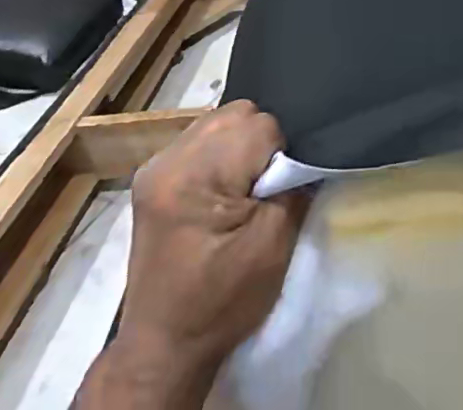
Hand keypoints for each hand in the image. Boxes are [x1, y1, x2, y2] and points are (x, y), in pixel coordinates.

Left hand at [78, 102, 308, 408]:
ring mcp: (156, 166)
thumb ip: (293, 183)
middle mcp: (168, 160)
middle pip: (238, 114)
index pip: (261, 125)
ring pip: (221, 120)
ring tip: (245, 188)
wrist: (165, 347)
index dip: (283, 152)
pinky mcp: (154, 176)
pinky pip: (203, 138)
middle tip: (266, 186)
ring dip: (242, 144)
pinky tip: (226, 187)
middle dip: (263, 140)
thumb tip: (308, 151)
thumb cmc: (222, 300)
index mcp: (193, 176)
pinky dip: (223, 152)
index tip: (280, 189)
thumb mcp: (274, 244)